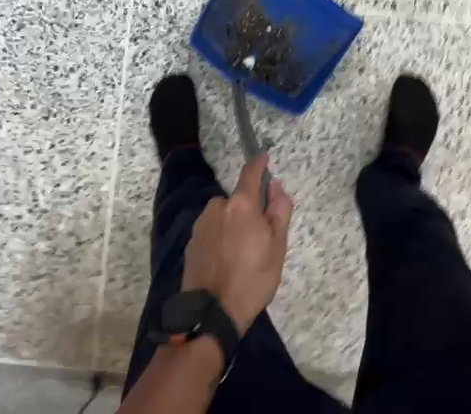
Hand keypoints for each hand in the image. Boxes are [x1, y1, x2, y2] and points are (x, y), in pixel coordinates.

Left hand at [181, 155, 294, 334]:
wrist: (212, 312)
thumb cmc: (252, 278)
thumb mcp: (277, 246)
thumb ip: (279, 211)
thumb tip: (277, 186)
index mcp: (241, 204)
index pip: (251, 173)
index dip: (259, 164)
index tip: (265, 158)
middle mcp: (217, 207)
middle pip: (237, 200)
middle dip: (248, 210)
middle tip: (260, 237)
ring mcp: (201, 225)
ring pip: (223, 217)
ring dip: (233, 226)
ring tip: (242, 255)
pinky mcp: (191, 243)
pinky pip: (212, 232)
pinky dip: (220, 239)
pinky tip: (226, 262)